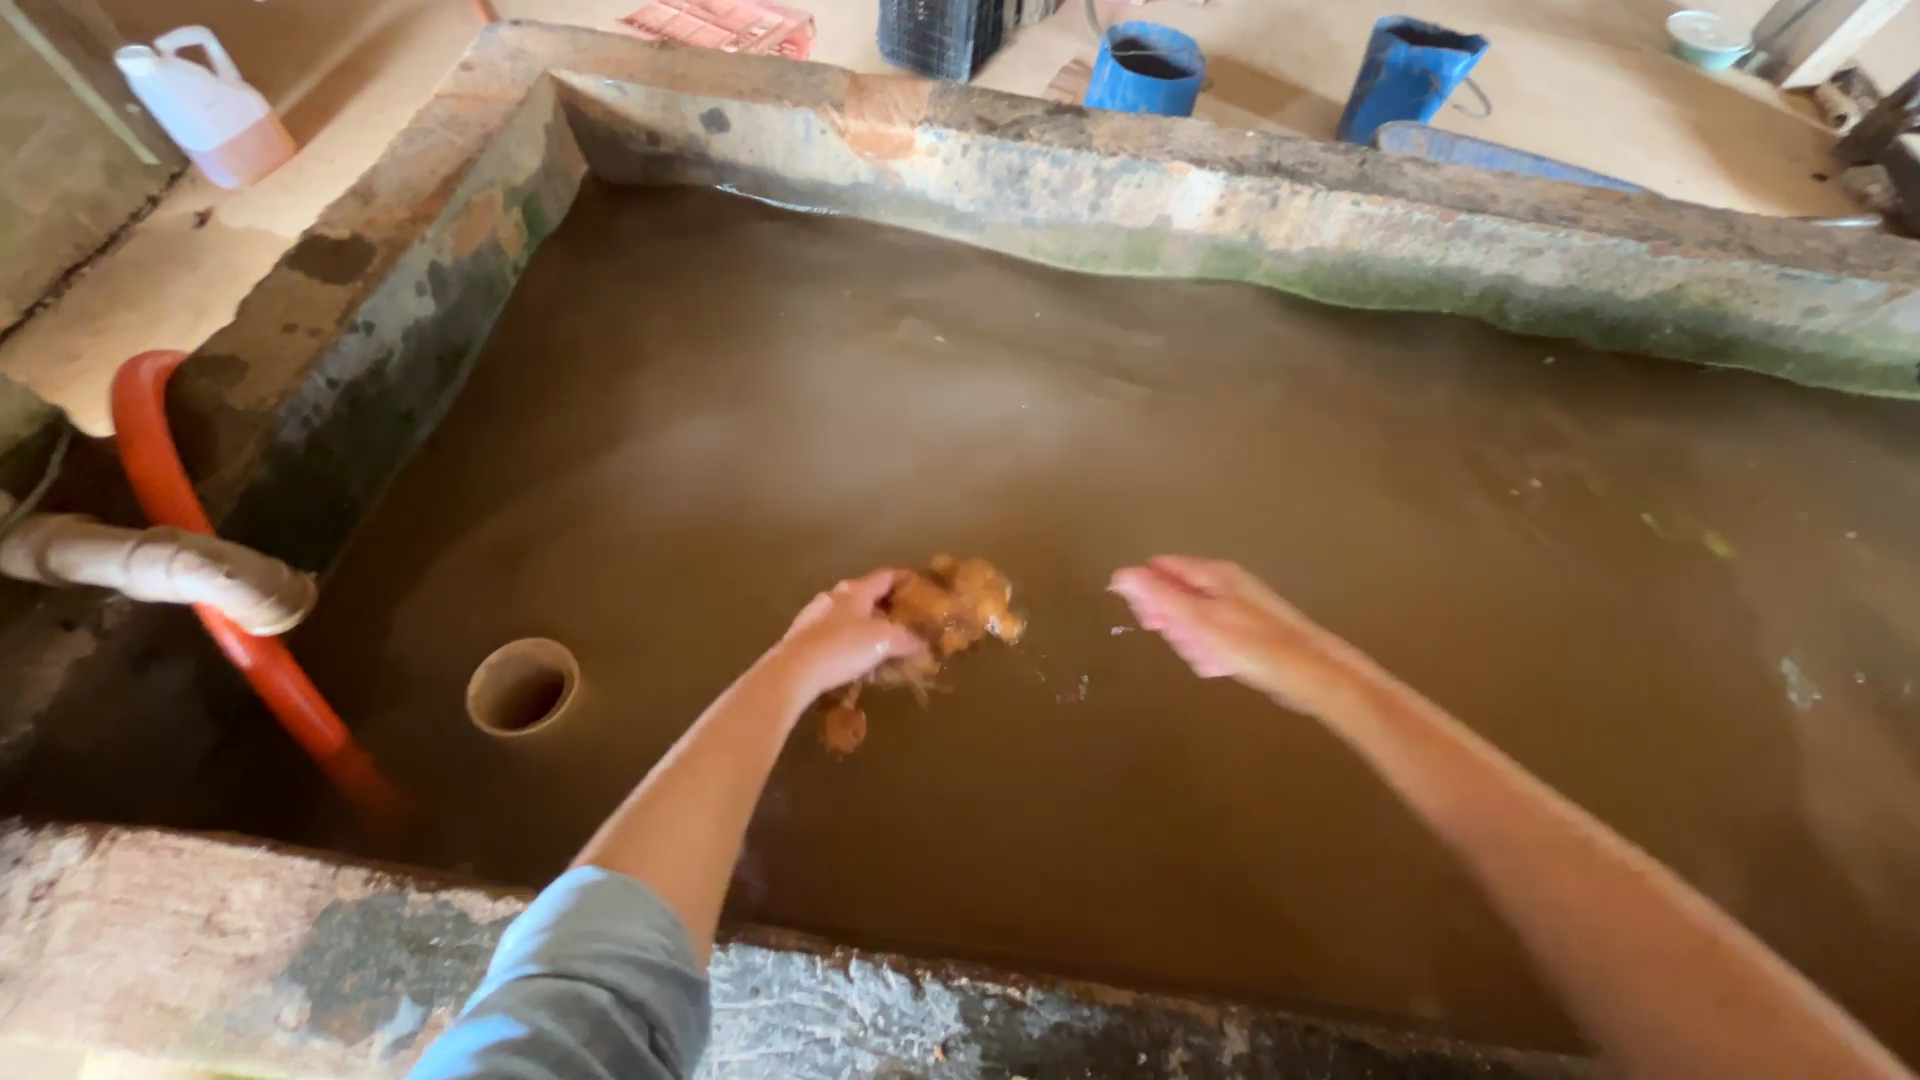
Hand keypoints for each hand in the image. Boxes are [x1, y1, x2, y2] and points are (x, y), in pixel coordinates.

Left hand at [763, 569, 925, 701]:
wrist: (792, 671)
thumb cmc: (842, 647)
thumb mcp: (884, 642)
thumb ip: (907, 639)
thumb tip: (922, 642)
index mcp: (855, 590)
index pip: (886, 576)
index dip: (905, 579)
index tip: (919, 586)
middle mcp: (834, 596)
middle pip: (866, 594)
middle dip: (886, 606)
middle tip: (904, 619)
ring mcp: (815, 615)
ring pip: (848, 614)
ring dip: (866, 624)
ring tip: (881, 641)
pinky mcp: (802, 636)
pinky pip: (833, 633)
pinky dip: (848, 639)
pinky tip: (853, 657)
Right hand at [1109, 555, 1357, 712]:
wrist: (1311, 673)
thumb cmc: (1250, 645)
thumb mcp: (1197, 620)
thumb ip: (1159, 597)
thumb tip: (1121, 575)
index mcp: (1212, 574)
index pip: (1160, 569)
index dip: (1146, 593)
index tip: (1149, 621)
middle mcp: (1224, 583)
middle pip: (1175, 595)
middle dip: (1171, 622)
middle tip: (1183, 641)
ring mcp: (1238, 606)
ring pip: (1192, 619)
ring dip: (1191, 641)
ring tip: (1206, 657)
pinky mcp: (1248, 630)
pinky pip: (1213, 636)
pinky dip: (1210, 651)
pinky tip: (1220, 666)